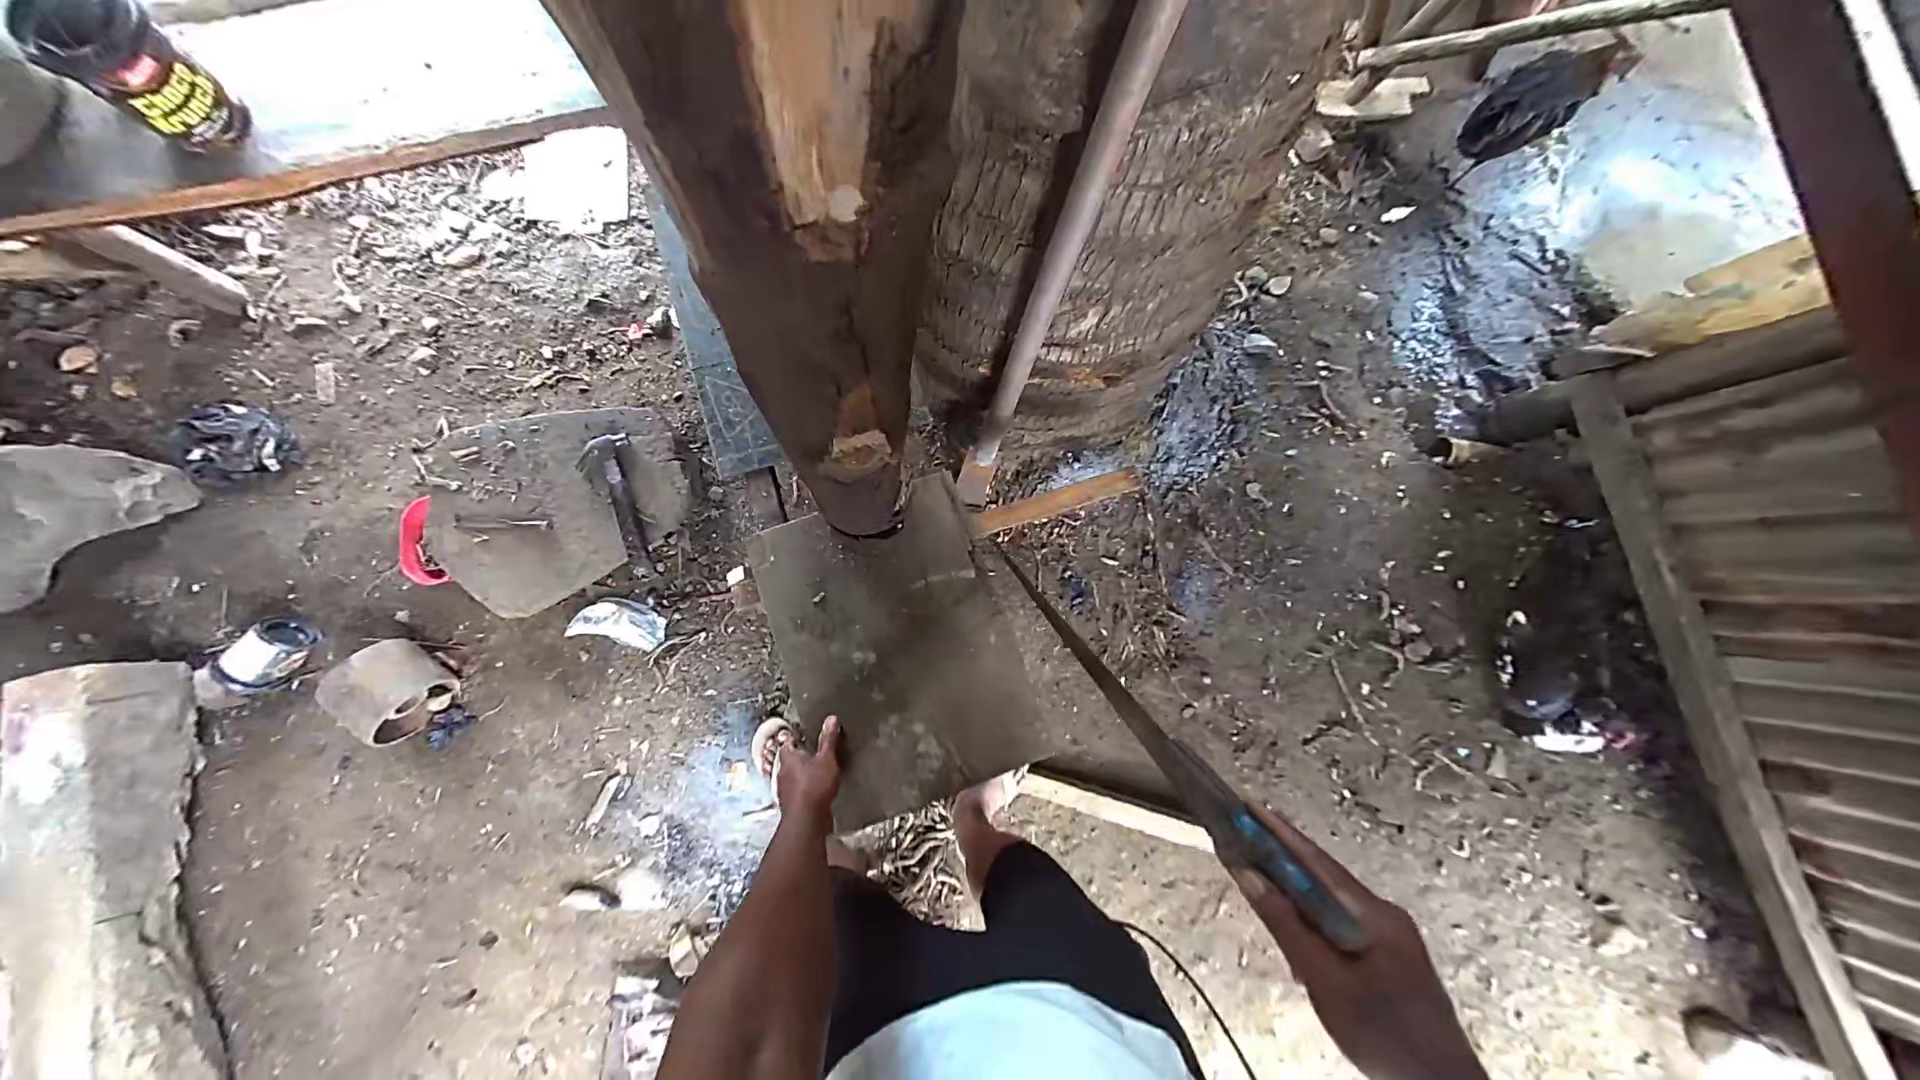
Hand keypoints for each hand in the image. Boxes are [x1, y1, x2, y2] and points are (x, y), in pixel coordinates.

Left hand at [774, 715, 841, 829]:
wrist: (807, 820)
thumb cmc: (814, 785)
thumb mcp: (826, 758)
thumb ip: (828, 739)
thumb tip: (830, 718)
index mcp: (788, 756)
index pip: (788, 741)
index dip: (796, 736)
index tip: (805, 733)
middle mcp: (782, 770)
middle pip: (789, 757)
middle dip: (800, 754)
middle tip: (814, 749)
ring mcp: (785, 787)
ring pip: (792, 773)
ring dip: (802, 770)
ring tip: (817, 768)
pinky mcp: (791, 801)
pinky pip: (797, 787)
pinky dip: (804, 784)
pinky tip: (815, 787)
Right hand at [1233, 802, 1487, 1079]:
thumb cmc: (1383, 1035)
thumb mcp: (1325, 980)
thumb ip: (1287, 925)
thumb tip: (1249, 875)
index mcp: (1373, 914)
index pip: (1316, 861)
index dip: (1279, 832)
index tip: (1249, 805)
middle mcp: (1385, 916)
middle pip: (1323, 878)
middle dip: (1283, 861)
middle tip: (1246, 839)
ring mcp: (1391, 937)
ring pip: (1331, 904)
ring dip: (1297, 898)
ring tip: (1265, 892)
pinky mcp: (1391, 958)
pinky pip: (1341, 925)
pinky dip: (1313, 923)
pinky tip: (1300, 942)